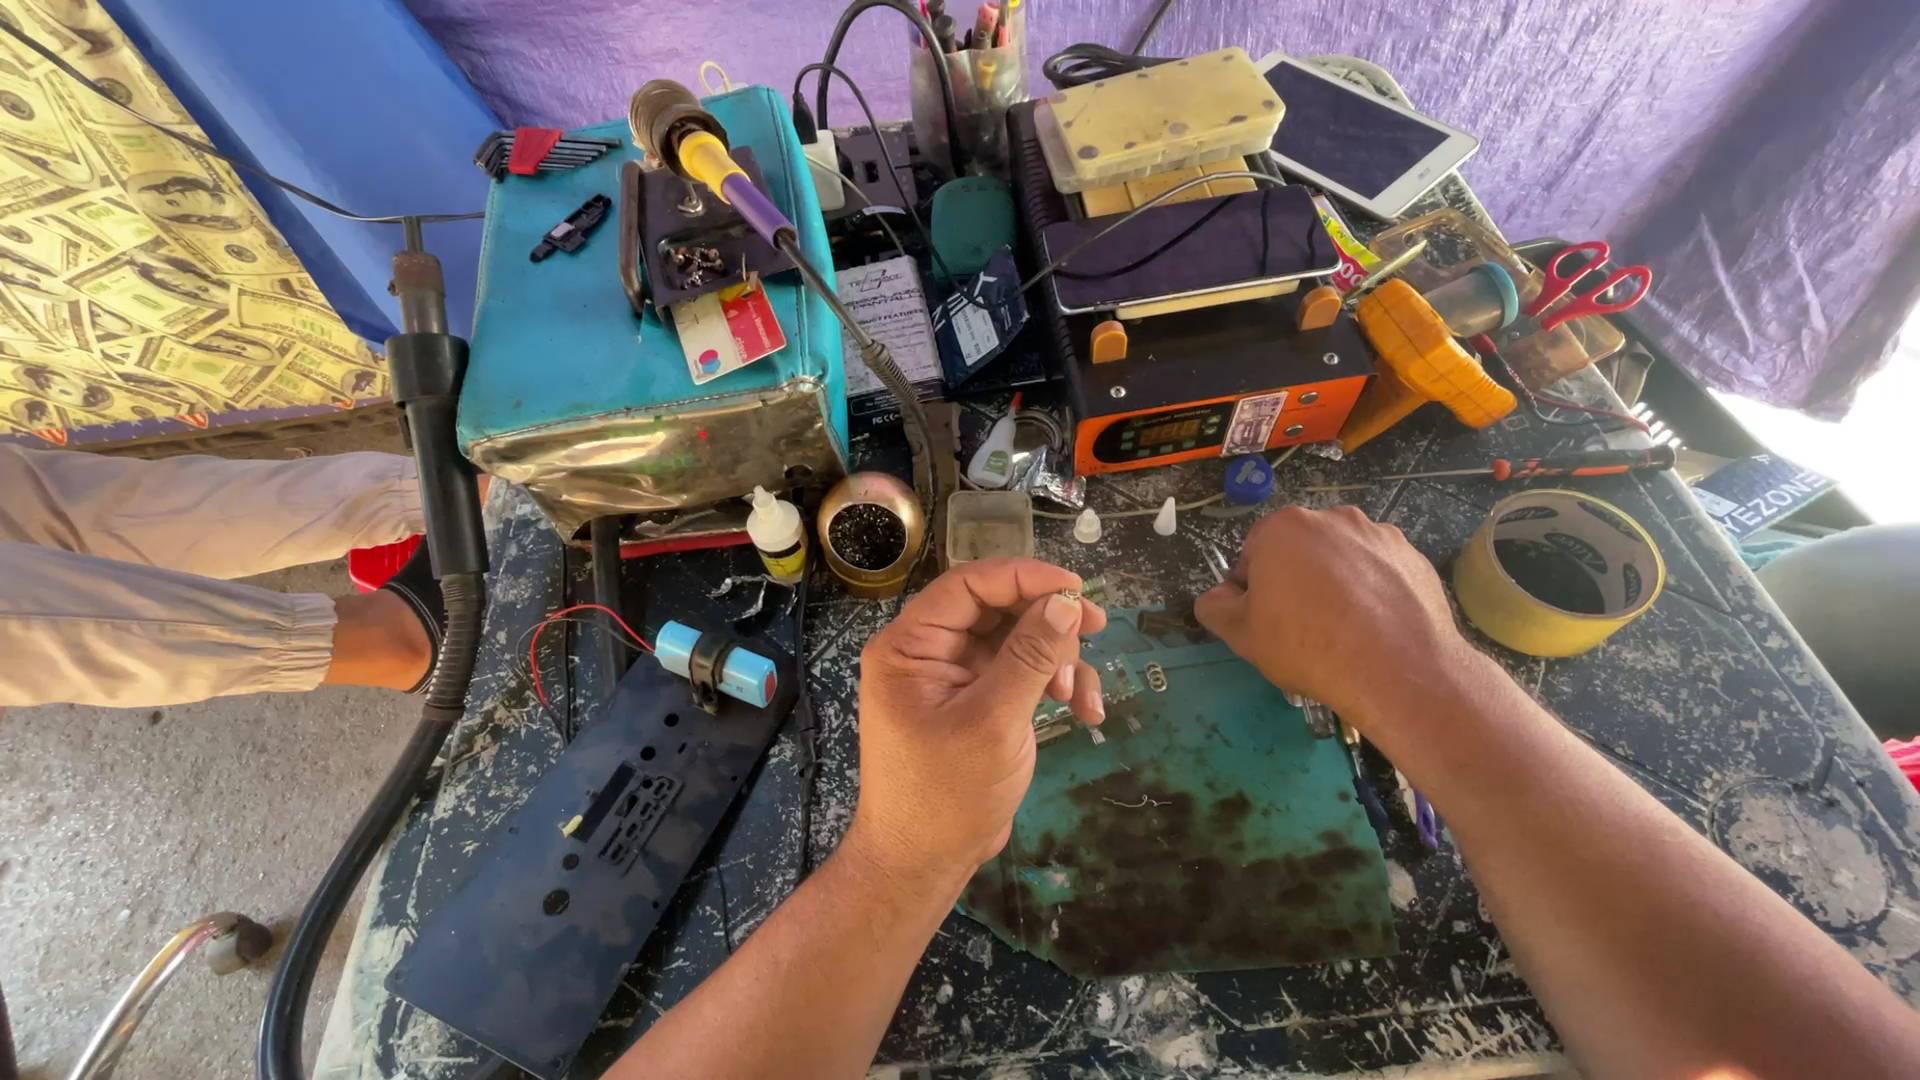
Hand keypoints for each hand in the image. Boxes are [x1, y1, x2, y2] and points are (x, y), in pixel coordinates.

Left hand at [852, 558, 1106, 887]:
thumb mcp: (993, 722)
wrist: (926, 862)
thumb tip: (1064, 602)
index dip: (1023, 576)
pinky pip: (1023, 673)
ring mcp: (957, 677)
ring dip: (1059, 659)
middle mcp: (930, 652)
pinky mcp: (981, 701)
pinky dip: (1055, 685)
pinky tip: (1086, 711)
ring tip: (1081, 695)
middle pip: (998, 609)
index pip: (968, 585)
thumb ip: (1030, 657)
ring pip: (1018, 640)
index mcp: (911, 645)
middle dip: (1048, 620)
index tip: (1074, 587)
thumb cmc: (945, 795)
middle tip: (1097, 628)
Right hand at [1195, 506, 1473, 724]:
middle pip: (1300, 550)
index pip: (1254, 553)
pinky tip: (1373, 629)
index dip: (1254, 588)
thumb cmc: (1305, 645)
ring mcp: (1378, 535)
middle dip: (1296, 580)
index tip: (1266, 618)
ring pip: (1342, 559)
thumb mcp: (1240, 634)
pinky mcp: (1414, 558)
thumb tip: (1220, 597)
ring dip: (1336, 584)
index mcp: (1283, 528)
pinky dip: (1372, 593)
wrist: (1396, 670)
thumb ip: (1214, 607)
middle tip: (1301, 626)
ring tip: (1343, 630)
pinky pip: (1379, 572)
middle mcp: (1331, 519)